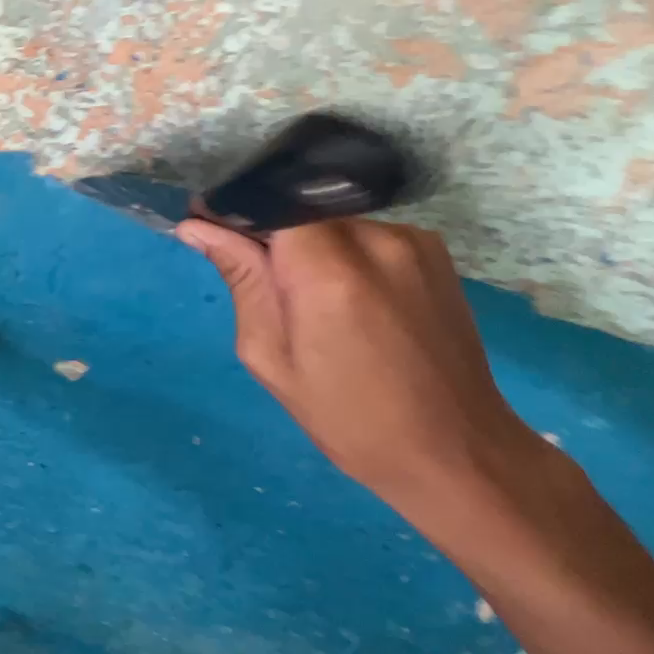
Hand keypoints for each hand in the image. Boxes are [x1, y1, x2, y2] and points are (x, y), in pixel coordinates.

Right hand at [178, 217, 539, 506]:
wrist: (456, 452)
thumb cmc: (348, 416)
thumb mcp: (270, 355)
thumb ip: (241, 279)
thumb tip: (197, 227)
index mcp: (327, 272)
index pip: (267, 201)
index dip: (235, 208)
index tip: (207, 224)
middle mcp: (375, 241)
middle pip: (298, 207)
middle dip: (270, 231)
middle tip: (257, 275)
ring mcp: (412, 241)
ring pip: (331, 219)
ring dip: (308, 244)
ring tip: (309, 296)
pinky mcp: (433, 250)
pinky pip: (365, 232)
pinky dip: (343, 252)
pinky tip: (348, 296)